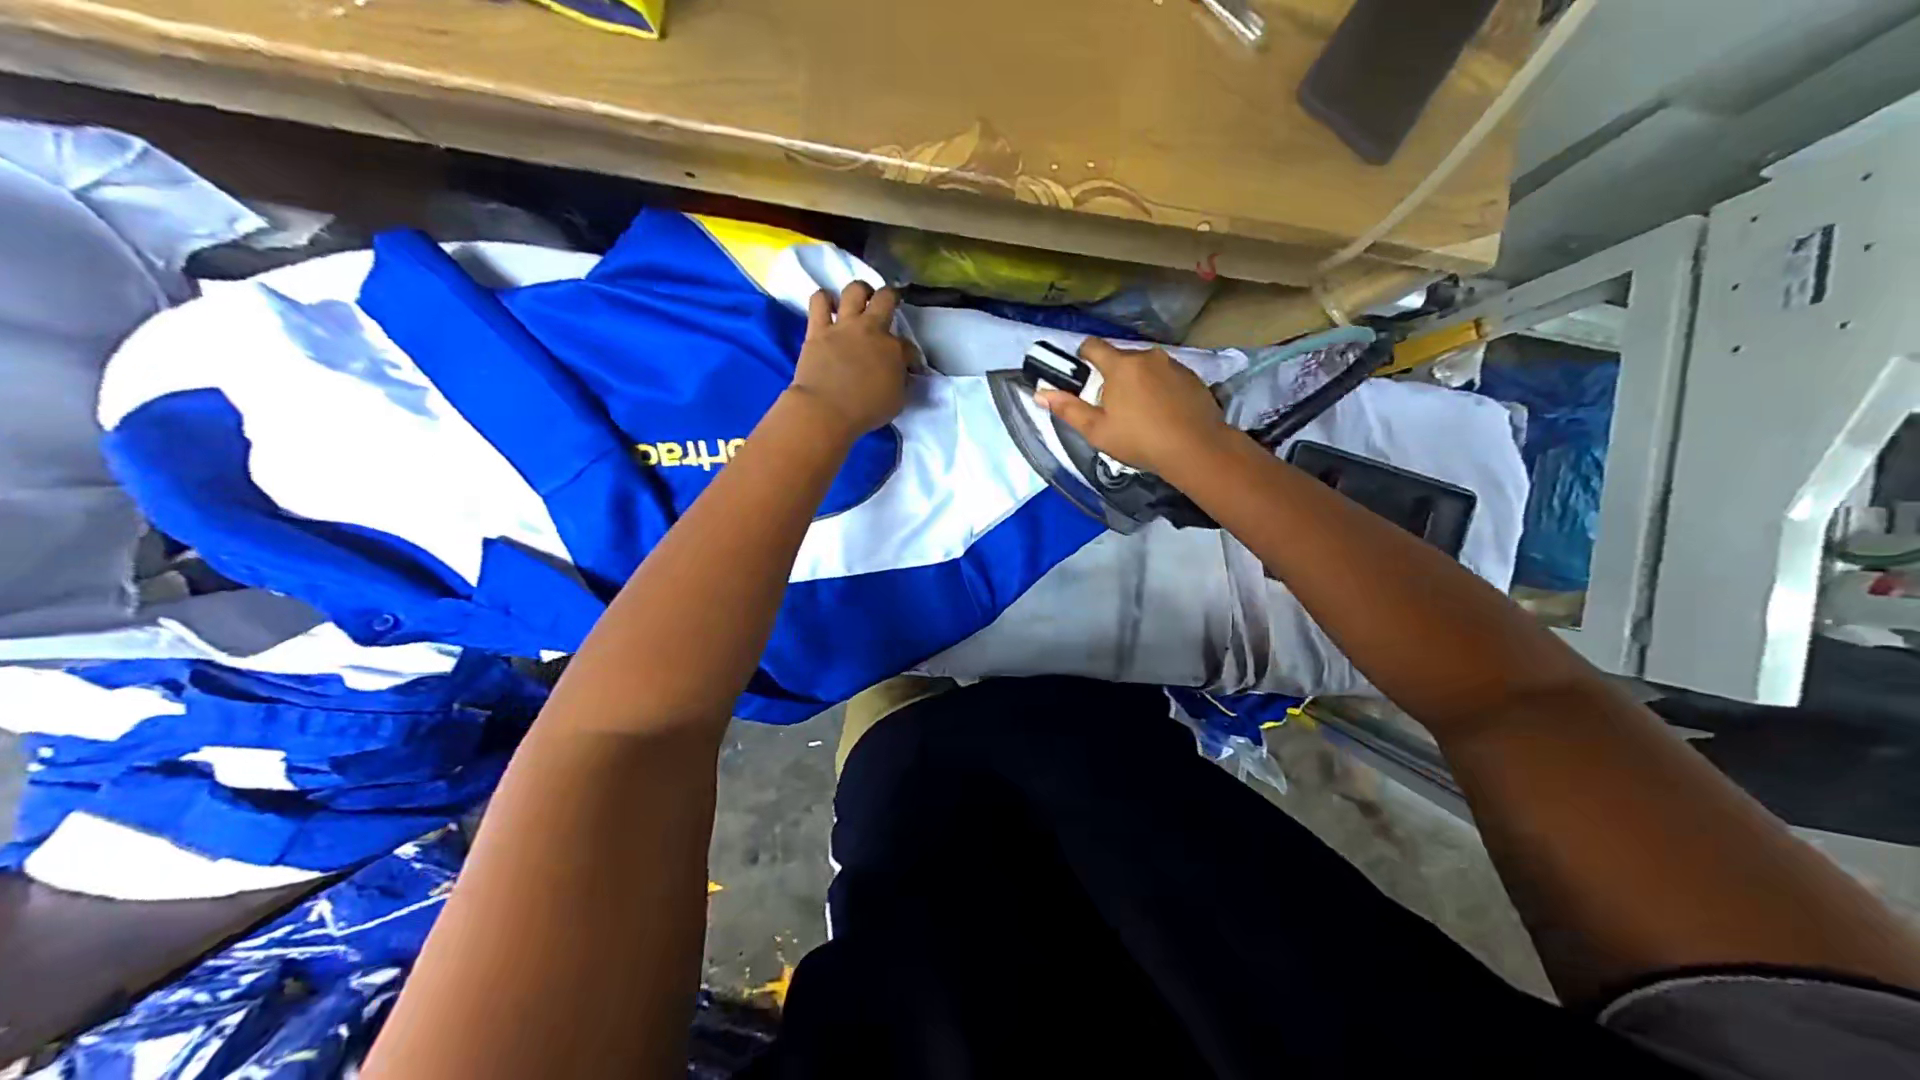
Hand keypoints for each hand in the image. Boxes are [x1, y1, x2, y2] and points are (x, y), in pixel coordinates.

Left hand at [787, 282, 915, 441]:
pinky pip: (819, 301)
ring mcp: (844, 326)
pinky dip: (825, 299)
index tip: (909, 367)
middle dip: (892, 297)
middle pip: (886, 299)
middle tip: (890, 303)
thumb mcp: (897, 401)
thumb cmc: (865, 411)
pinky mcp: (818, 329)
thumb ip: (901, 382)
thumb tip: (902, 374)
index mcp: (894, 349)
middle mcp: (871, 329)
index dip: (911, 356)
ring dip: (860, 291)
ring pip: (855, 290)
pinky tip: (828, 304)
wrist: (826, 410)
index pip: (908, 347)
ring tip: (860, 298)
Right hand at [1036, 339, 1229, 475]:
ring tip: (1140, 412)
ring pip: (1146, 367)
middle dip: (1112, 375)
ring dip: (1138, 382)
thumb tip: (1040, 394)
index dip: (1083, 356)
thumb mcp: (1097, 430)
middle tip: (1112, 406)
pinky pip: (1167, 376)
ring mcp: (1173, 364)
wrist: (1196, 448)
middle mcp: (1147, 356)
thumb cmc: (1140, 440)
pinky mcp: (1193, 377)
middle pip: (1121, 358)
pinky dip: (1161, 389)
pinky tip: (1163, 413)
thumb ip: (1068, 409)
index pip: (1093, 346)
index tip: (1082, 373)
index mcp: (1120, 365)